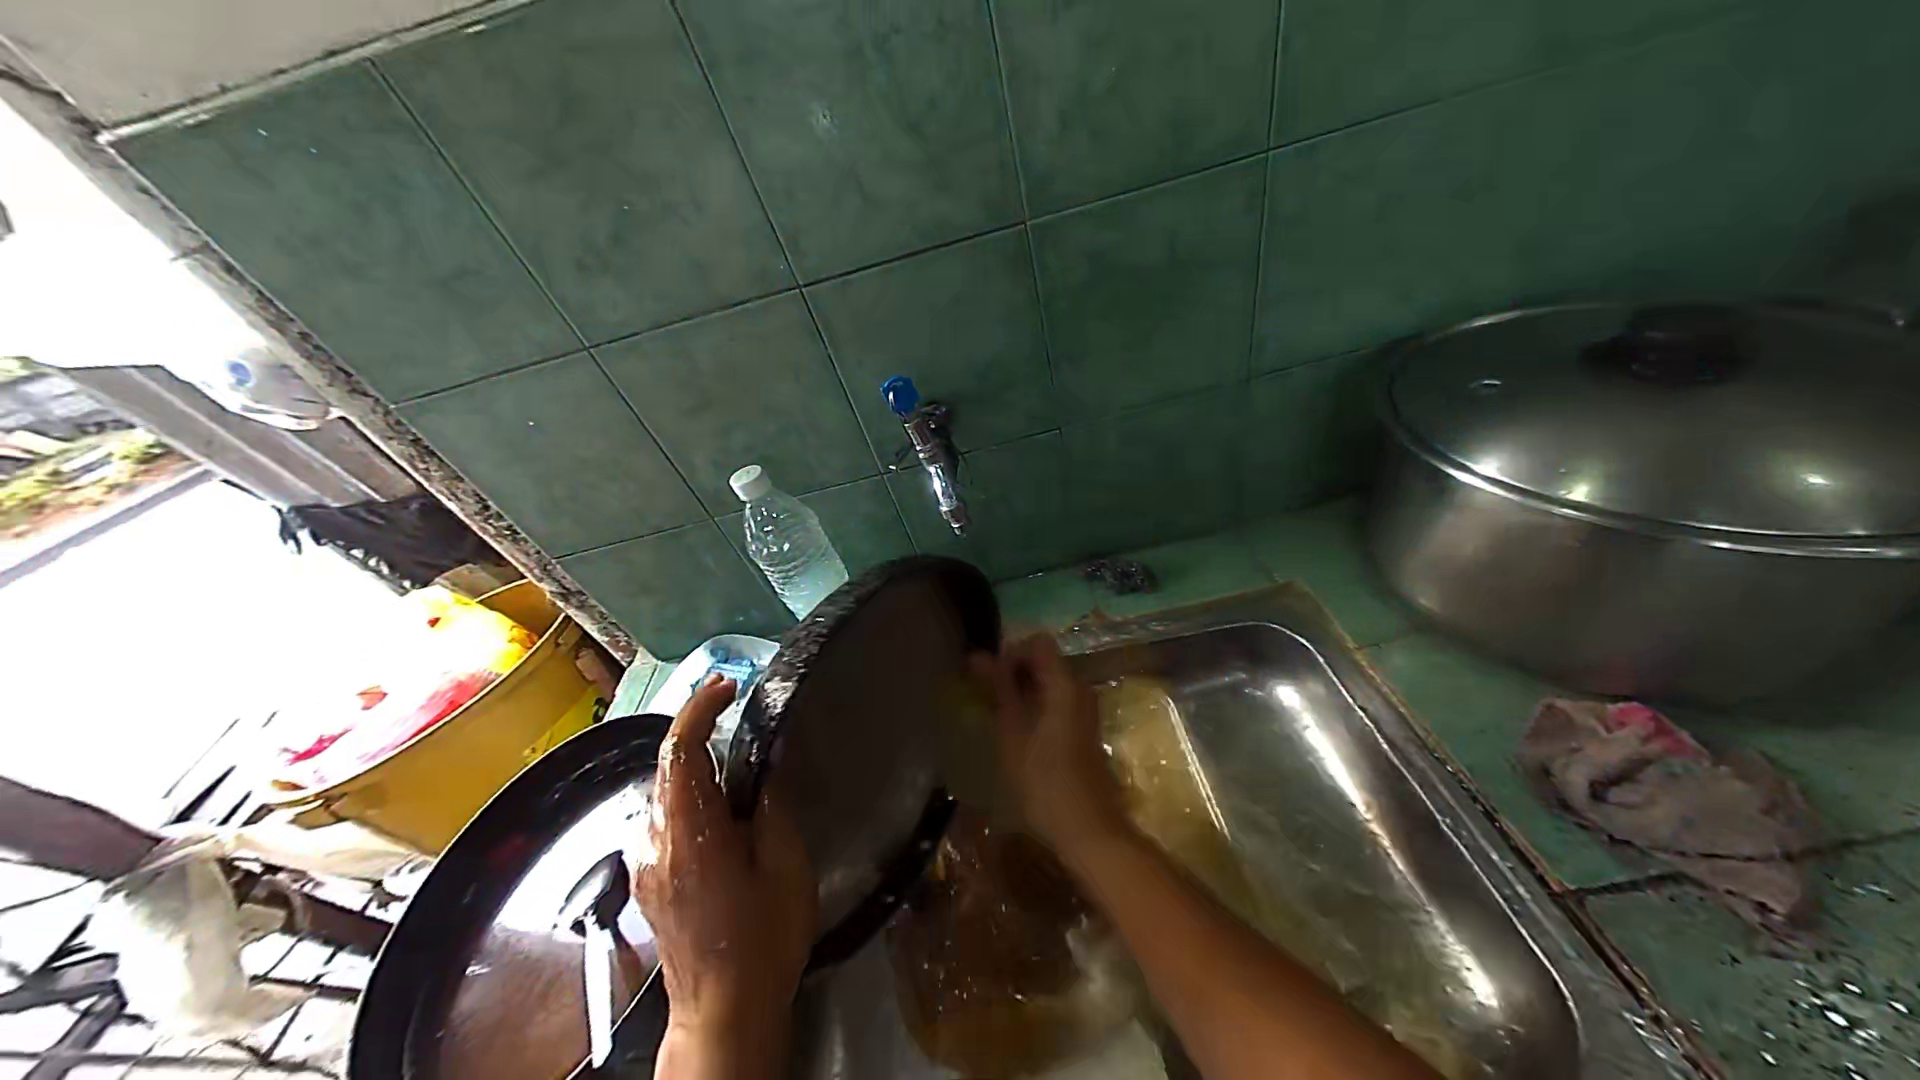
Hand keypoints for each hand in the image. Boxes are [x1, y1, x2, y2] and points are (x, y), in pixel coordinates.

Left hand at [633, 675, 816, 1038]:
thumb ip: (772, 806)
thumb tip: (767, 762)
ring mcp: (645, 861)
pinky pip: (664, 815)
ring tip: (735, 754)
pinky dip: (688, 790)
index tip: (729, 686)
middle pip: (666, 764)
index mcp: (691, 835)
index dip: (700, 708)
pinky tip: (720, 803)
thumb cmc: (763, 940)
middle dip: (698, 726)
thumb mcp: (785, 867)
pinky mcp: (647, 878)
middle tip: (735, 705)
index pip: (680, 751)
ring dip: (694, 759)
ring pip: (663, 789)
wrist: (722, 1013)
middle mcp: (655, 842)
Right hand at [968, 635, 1130, 860]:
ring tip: (998, 714)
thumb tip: (978, 655)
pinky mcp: (1084, 727)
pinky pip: (1057, 700)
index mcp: (1065, 683)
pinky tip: (1018, 731)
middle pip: (1044, 659)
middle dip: (1013, 671)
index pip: (1036, 643)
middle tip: (987, 697)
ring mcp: (1085, 708)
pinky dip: (1036, 704)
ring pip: (1050, 681)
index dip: (1010, 653)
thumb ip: (998, 689)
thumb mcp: (1013, 733)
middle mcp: (1080, 687)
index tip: (987, 679)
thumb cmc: (1044, 780)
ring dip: (1023, 689)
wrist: (1089, 829)